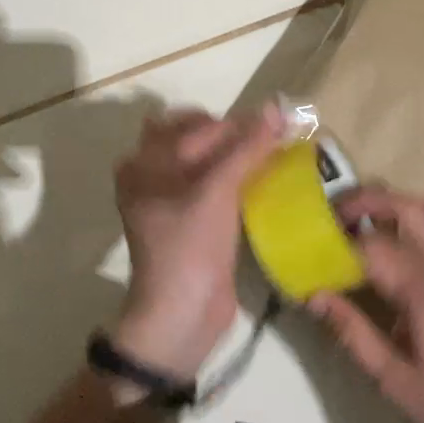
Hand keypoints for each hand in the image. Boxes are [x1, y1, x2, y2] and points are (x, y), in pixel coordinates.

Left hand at [110, 104, 282, 380]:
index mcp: (145, 163)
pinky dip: (240, 182)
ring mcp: (172, 203)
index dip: (236, 123)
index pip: (196, 125)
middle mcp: (153, 177)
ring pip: (210, 164)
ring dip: (240, 159)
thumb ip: (246, 147)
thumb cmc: (189, 247)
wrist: (182, 315)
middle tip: (276, 142)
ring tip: (276, 158)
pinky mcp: (194, 226)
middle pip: (200, 140)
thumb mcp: (216, 191)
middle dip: (236, 137)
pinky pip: (218, 190)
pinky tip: (267, 184)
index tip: (279, 126)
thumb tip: (277, 108)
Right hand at [309, 187, 423, 422]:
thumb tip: (313, 295)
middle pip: (405, 209)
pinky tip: (408, 230)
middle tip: (329, 217)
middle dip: (363, 203)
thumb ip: (351, 331)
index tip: (310, 250)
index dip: (338, 244)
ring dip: (395, 204)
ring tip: (362, 219)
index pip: (374, 247)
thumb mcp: (389, 377)